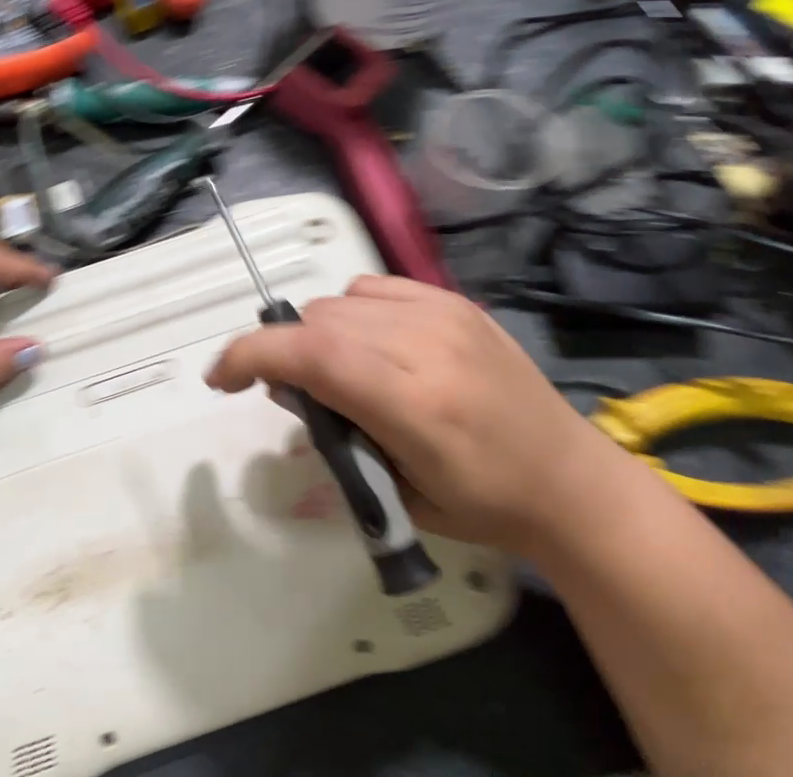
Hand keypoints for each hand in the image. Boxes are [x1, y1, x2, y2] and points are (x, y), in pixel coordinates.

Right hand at [204, 274, 648, 557]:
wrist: (570, 482)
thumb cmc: (481, 506)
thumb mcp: (395, 491)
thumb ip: (335, 434)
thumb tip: (288, 387)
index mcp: (413, 404)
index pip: (311, 354)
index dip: (250, 356)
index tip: (221, 381)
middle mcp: (428, 345)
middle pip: (318, 322)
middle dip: (283, 354)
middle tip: (294, 397)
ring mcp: (446, 316)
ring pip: (340, 300)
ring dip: (317, 334)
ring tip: (338, 373)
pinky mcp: (457, 302)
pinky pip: (374, 286)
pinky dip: (353, 311)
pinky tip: (372, 345)